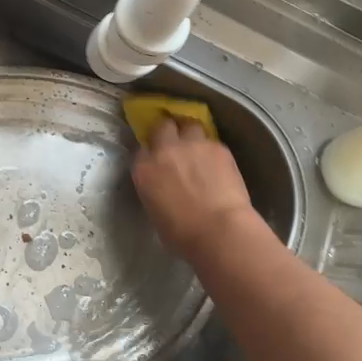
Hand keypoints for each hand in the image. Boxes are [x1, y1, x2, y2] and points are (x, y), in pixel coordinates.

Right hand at [131, 119, 262, 258]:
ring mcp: (193, 145)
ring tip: (199, 148)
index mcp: (144, 170)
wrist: (219, 231)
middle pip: (163, 126)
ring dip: (191, 134)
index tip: (157, 160)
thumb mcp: (155, 212)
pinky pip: (212, 141)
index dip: (151, 154)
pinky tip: (219, 165)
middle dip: (168, 131)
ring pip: (190, 125)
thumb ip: (155, 190)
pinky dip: (213, 150)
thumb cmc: (183, 235)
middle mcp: (165, 150)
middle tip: (177, 143)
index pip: (141, 150)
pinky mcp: (218, 147)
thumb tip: (165, 186)